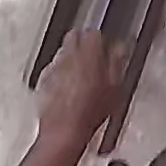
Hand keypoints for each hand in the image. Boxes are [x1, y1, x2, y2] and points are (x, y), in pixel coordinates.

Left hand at [34, 30, 127, 149]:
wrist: (64, 132)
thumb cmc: (89, 114)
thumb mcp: (115, 89)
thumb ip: (117, 64)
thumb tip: (120, 50)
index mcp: (89, 57)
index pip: (93, 33)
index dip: (100, 38)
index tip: (104, 45)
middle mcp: (69, 58)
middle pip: (74, 35)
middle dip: (83, 40)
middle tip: (92, 52)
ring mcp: (54, 68)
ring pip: (63, 50)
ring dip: (72, 54)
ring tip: (82, 70)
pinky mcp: (45, 79)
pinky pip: (54, 67)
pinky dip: (62, 70)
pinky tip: (70, 83)